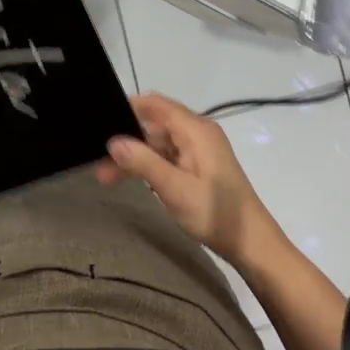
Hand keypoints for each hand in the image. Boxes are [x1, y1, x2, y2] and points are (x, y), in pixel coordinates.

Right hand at [95, 93, 280, 265]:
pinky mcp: (199, 167)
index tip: (100, 120)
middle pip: (154, 126)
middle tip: (97, 159)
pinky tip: (129, 179)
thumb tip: (113, 141)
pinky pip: (168, 157)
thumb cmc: (216, 214)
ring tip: (105, 176)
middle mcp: (197, 133)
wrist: (253, 244)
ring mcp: (199, 151)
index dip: (128, 107)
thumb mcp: (175, 189)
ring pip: (158, 144)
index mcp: (196, 130)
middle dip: (126, 140)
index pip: (155, 104)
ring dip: (135, 157)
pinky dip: (149, 166)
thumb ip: (143, 162)